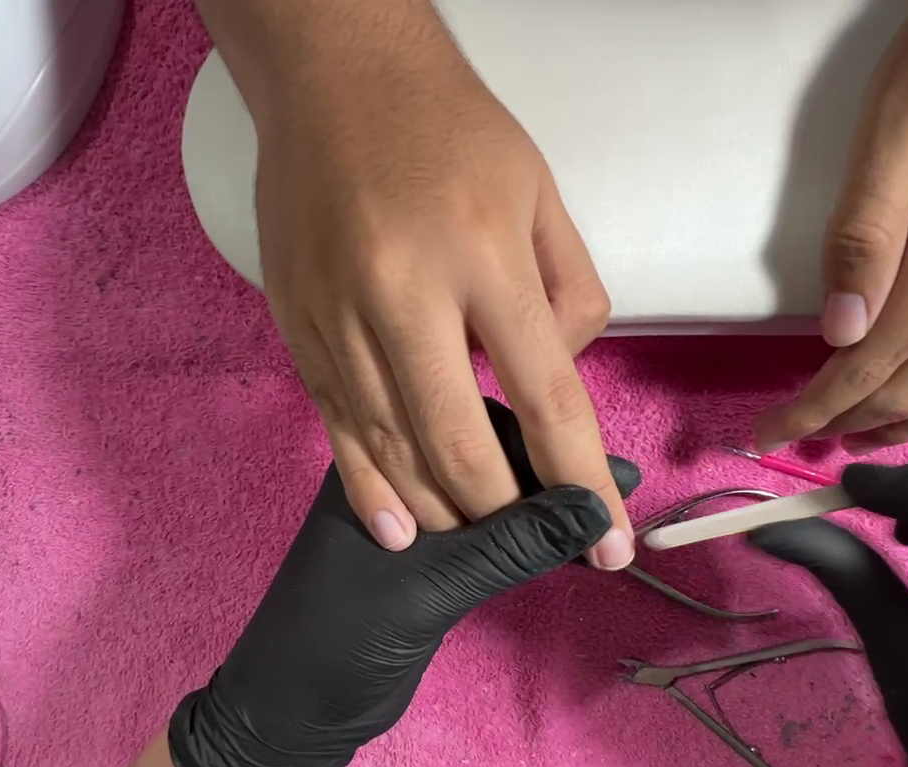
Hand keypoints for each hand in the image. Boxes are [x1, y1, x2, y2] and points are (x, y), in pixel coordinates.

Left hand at [170, 402, 640, 766]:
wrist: (294, 714)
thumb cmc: (341, 641)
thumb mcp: (430, 588)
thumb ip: (510, 545)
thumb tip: (594, 505)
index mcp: (378, 461)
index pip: (471, 428)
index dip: (543, 444)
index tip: (608, 465)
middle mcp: (394, 477)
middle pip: (487, 457)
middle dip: (553, 473)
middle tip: (622, 486)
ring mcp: (410, 518)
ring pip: (490, 497)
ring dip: (544, 506)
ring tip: (606, 511)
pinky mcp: (425, 560)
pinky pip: (484, 535)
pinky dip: (524, 537)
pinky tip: (563, 539)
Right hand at [239, 0, 632, 567]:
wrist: (331, 79)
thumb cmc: (446, 132)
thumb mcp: (540, 196)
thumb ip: (570, 296)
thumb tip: (557, 379)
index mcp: (481, 256)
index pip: (546, 397)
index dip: (581, 485)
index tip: (607, 545)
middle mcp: (402, 296)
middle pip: (459, 444)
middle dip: (504, 513)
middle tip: (533, 541)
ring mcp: (340, 319)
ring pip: (393, 449)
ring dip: (442, 512)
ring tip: (476, 542)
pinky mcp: (300, 331)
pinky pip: (337, 429)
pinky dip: (370, 490)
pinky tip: (398, 532)